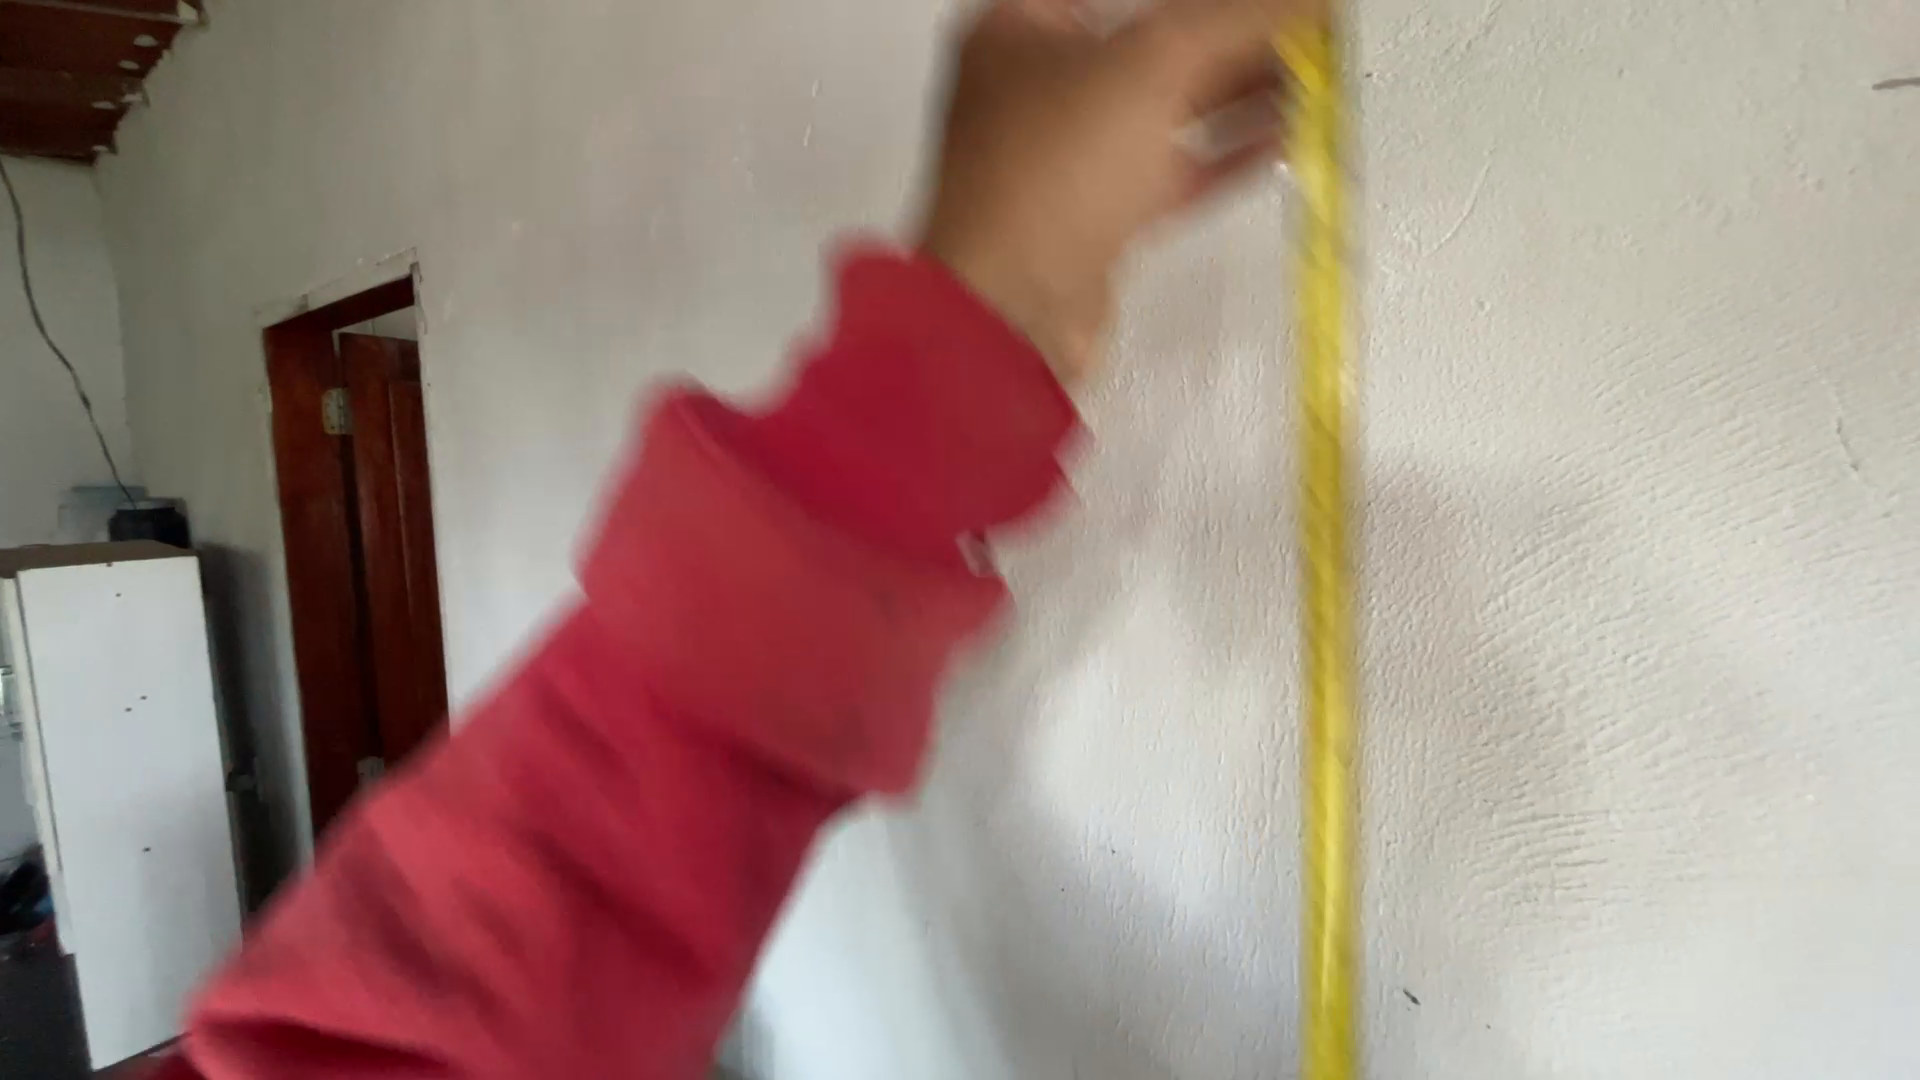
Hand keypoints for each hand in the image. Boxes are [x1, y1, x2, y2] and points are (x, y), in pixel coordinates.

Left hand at [919, 0, 1324, 382]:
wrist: (1015, 314)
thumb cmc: (1041, 188)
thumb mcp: (1147, 69)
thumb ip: (1232, 21)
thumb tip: (1305, 5)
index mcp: (1022, 28)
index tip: (1257, 4)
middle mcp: (1041, 92)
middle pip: (1155, 43)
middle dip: (1234, 34)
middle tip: (1304, 30)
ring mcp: (1067, 162)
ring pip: (1167, 111)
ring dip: (1243, 92)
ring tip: (1314, 73)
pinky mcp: (1095, 221)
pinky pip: (1171, 174)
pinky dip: (1226, 155)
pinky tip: (1281, 134)